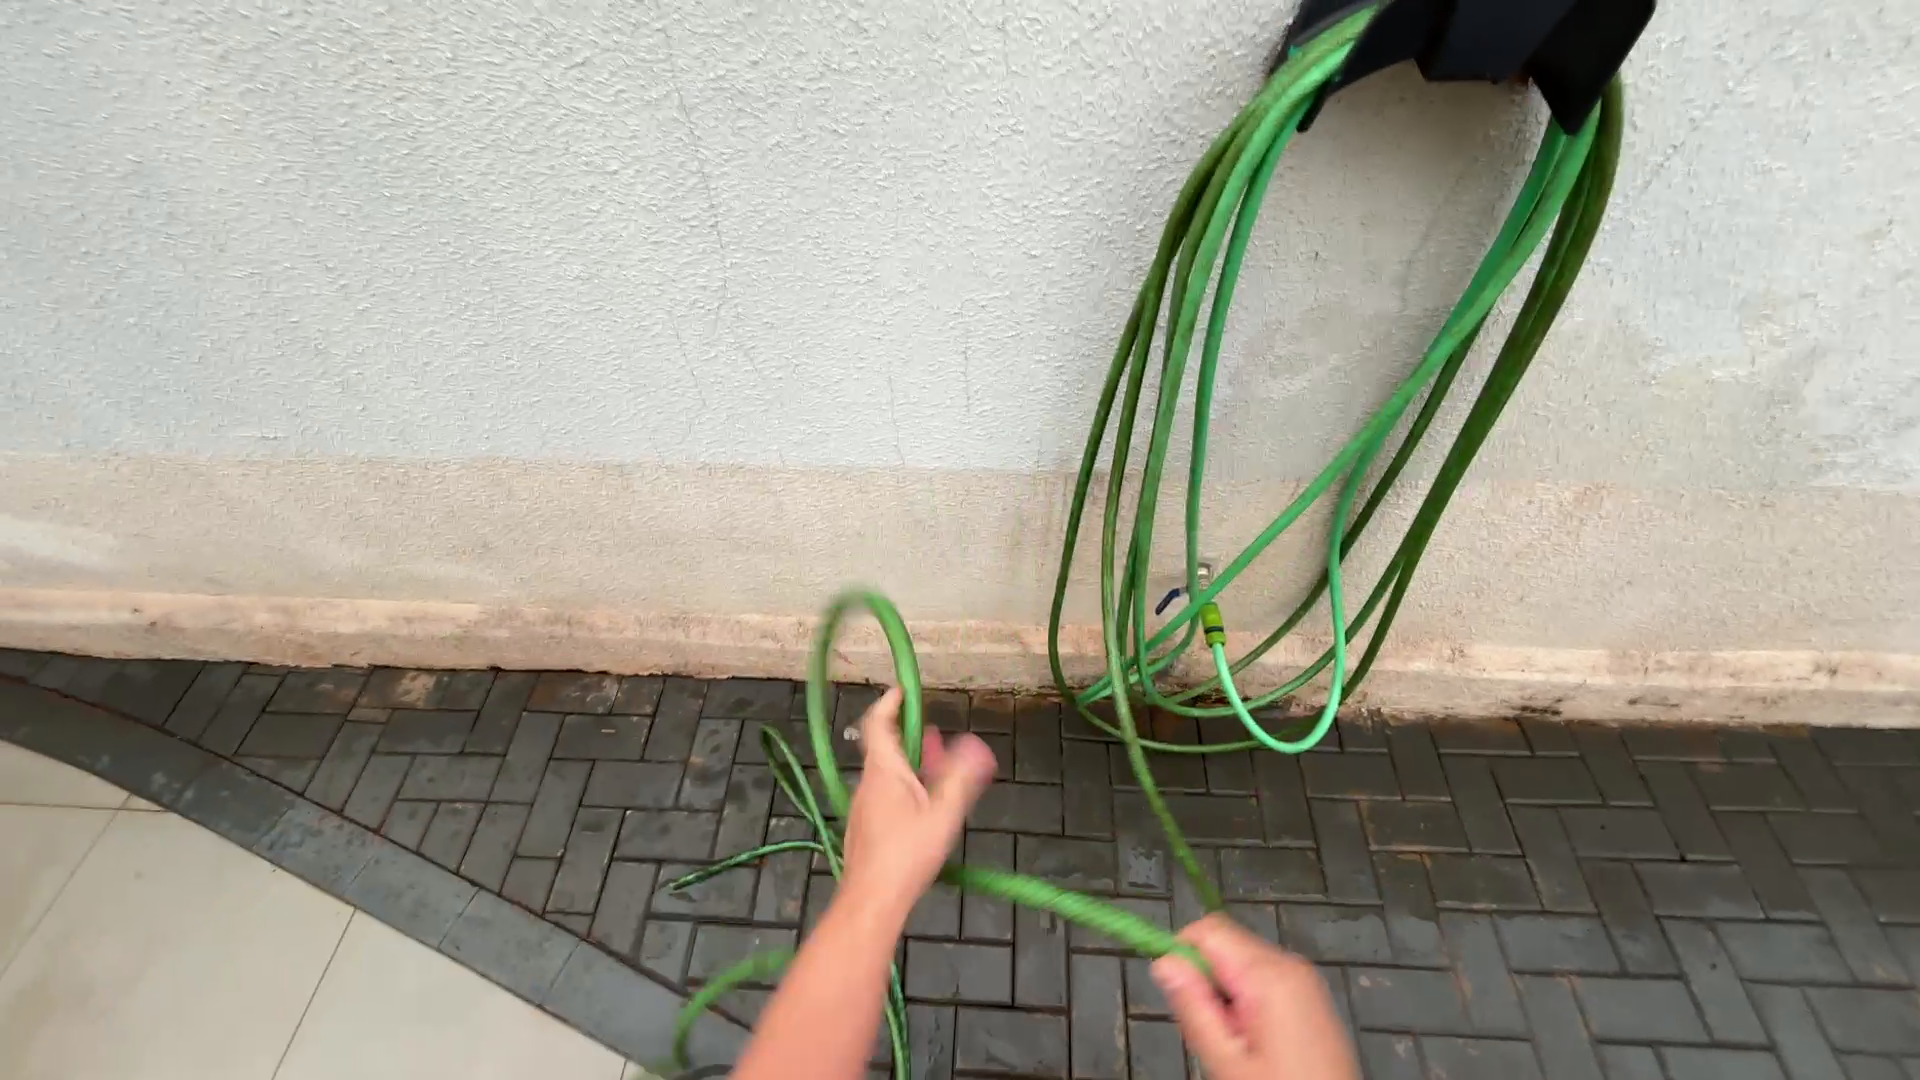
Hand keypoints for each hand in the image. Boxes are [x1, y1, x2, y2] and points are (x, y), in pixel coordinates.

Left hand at [838, 687, 997, 919]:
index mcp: (884, 770)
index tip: (904, 690)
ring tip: (938, 766)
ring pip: (888, 773)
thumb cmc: (908, 853)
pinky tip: (925, 804)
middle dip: (912, 737)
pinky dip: (906, 786)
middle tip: (936, 733)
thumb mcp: (943, 814)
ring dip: (912, 764)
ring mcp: (863, 805)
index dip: (890, 703)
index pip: (879, 723)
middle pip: (886, 748)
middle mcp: (868, 781)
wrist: (871, 900)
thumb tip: (978, 746)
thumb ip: (961, 778)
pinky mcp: (865, 826)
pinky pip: (886, 793)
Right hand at [1152, 914, 1360, 1079]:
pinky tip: (1256, 1040)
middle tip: (1212, 1032)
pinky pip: (1262, 974)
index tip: (1183, 999)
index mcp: (1268, 975)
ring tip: (1236, 1042)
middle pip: (1225, 942)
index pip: (1208, 930)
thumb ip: (1193, 1007)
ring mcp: (1303, 977)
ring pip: (1241, 959)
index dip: (1184, 955)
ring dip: (1226, 990)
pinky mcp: (1309, 992)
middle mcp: (1289, 964)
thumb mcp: (1227, 1062)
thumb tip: (1163, 961)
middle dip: (1206, 978)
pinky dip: (1247, 996)